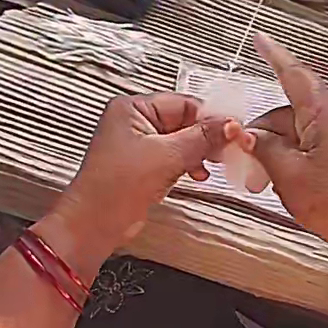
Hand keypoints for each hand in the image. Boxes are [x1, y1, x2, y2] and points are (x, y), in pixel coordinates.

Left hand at [52, 93, 235, 253]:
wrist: (95, 224)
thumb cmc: (113, 187)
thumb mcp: (166, 155)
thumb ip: (202, 137)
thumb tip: (228, 125)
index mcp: (133, 109)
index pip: (183, 103)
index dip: (210, 117)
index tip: (233, 130)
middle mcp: (135, 123)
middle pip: (185, 121)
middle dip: (207, 136)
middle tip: (228, 148)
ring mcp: (140, 145)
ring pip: (183, 140)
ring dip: (201, 152)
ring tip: (214, 163)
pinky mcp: (145, 166)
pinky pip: (176, 157)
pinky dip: (190, 164)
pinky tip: (199, 173)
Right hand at [241, 34, 327, 262]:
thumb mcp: (288, 175)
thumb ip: (263, 148)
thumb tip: (245, 133)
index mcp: (325, 114)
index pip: (294, 75)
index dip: (274, 57)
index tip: (261, 39)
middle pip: (292, 111)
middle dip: (265, 131)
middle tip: (244, 158)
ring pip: (304, 130)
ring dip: (279, 148)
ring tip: (263, 179)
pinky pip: (319, 143)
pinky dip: (297, 155)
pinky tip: (286, 179)